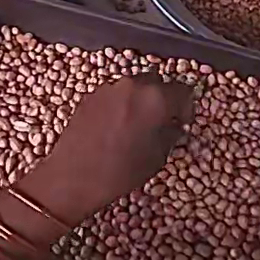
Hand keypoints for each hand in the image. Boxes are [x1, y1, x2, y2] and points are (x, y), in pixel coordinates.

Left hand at [20, 74, 193, 224]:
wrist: (73, 176)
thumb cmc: (119, 171)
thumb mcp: (157, 157)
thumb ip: (170, 134)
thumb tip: (174, 125)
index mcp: (156, 98)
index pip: (183, 91)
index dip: (186, 107)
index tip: (182, 122)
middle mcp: (133, 85)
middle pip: (157, 83)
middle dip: (163, 100)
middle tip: (162, 122)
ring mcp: (109, 88)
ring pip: (134, 87)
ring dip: (140, 100)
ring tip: (137, 125)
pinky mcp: (90, 96)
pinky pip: (114, 94)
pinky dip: (121, 105)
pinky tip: (116, 126)